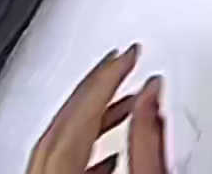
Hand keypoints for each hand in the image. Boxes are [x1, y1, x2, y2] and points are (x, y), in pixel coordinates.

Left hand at [28, 44, 166, 173]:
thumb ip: (147, 132)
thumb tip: (153, 83)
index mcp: (61, 173)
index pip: (79, 113)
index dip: (108, 75)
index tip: (132, 49)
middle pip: (63, 124)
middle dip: (97, 84)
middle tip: (125, 55)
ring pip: (58, 140)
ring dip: (94, 110)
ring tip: (127, 89)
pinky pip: (58, 160)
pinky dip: (86, 140)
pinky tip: (110, 137)